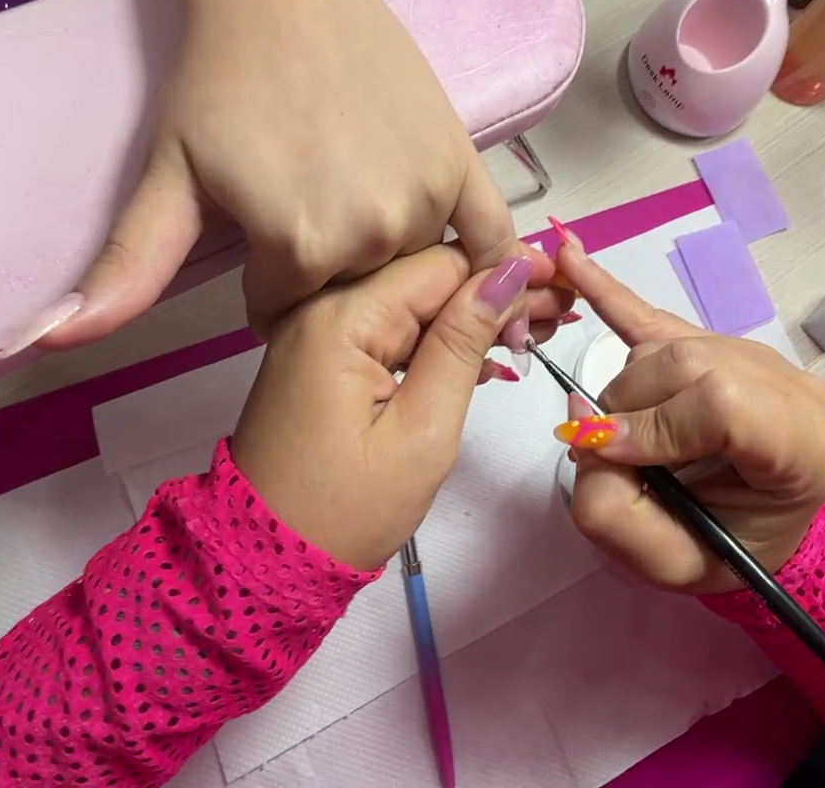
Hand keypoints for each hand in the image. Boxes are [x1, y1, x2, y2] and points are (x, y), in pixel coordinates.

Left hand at [40, 0, 519, 345]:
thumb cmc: (220, 79)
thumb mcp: (167, 174)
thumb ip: (127, 269)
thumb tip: (52, 344)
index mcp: (300, 247)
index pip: (288, 313)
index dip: (269, 287)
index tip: (262, 247)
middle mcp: (373, 233)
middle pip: (352, 293)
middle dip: (326, 272)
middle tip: (308, 214)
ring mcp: (426, 196)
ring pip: (410, 266)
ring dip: (387, 254)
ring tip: (356, 203)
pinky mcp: (462, 162)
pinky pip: (491, 235)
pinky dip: (485, 261)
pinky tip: (471, 269)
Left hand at [231, 246, 570, 569]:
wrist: (266, 559)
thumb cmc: (349, 509)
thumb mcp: (422, 430)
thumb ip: (463, 344)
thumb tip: (507, 274)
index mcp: (343, 317)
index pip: (440, 264)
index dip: (503, 272)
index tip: (557, 292)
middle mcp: (325, 305)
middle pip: (427, 277)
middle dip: (494, 292)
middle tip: (557, 312)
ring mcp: (321, 328)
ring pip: (415, 301)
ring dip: (472, 315)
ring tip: (533, 331)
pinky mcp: (325, 352)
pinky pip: (392, 327)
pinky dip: (437, 338)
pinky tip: (484, 350)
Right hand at [552, 235, 824, 593]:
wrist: (757, 527)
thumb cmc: (725, 549)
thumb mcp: (673, 566)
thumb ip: (615, 513)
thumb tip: (585, 429)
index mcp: (802, 443)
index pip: (720, 402)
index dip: (655, 423)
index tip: (609, 452)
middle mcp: (784, 382)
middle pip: (680, 365)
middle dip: (625, 412)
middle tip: (608, 457)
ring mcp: (750, 352)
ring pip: (659, 348)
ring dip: (624, 391)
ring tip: (625, 436)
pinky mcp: (709, 340)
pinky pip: (650, 313)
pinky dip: (605, 289)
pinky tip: (568, 257)